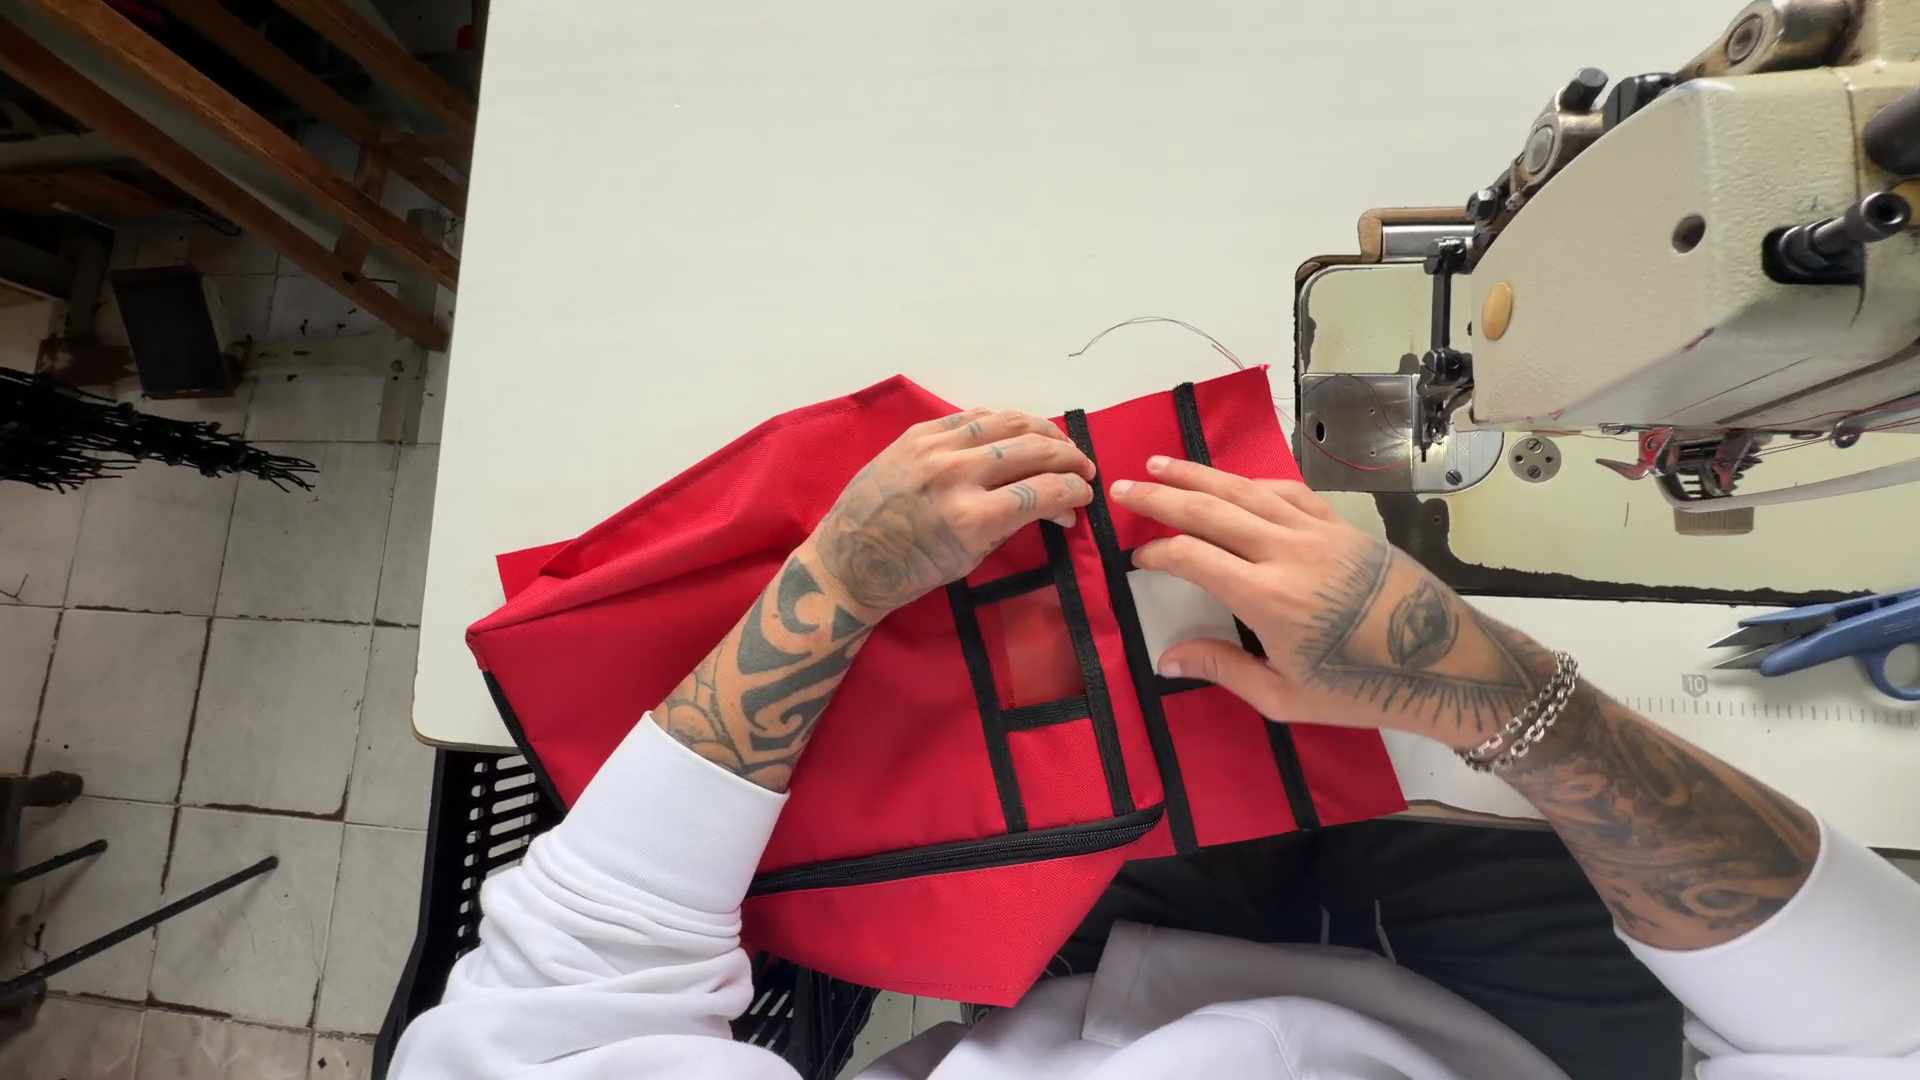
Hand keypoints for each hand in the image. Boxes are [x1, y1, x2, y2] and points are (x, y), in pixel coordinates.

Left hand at [806, 408, 1096, 615]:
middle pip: (1032, 449)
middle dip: (1069, 458)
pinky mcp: (917, 434)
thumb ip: (1016, 524)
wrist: (849, 560)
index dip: (1075, 491)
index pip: (1044, 491)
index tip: (1085, 496)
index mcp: (971, 517)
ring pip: (1006, 421)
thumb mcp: (971, 557)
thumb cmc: (912, 572)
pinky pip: (973, 417)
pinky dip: (1003, 423)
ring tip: (1060, 444)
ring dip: (1042, 431)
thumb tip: (1060, 506)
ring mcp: (934, 448)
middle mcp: (955, 474)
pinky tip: (1018, 432)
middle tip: (1083, 468)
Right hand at [1110, 457, 1551, 747]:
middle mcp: (1287, 552)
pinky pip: (1288, 491)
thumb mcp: (1285, 696)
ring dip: (1198, 474)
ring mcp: (1318, 532)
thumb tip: (1165, 659)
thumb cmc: (1362, 690)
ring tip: (1161, 462)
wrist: (1451, 667)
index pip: (1192, 556)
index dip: (1156, 551)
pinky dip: (1251, 482)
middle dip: (1160, 495)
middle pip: (1210, 510)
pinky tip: (1232, 481)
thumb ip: (1222, 669)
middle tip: (1122, 485)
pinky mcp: (1342, 525)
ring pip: (1245, 490)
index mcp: (1268, 598)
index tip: (1137, 557)